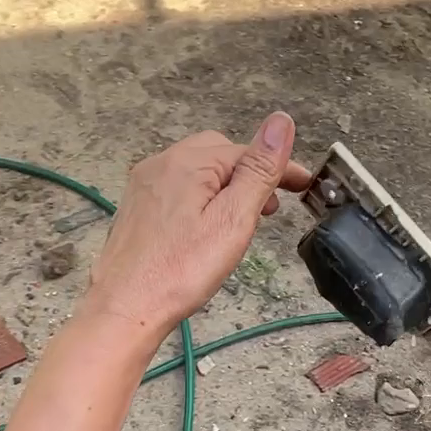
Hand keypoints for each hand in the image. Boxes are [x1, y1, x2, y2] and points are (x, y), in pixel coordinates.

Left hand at [84, 113, 310, 333]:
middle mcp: (162, 164)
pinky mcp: (138, 207)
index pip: (247, 152)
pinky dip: (203, 198)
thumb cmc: (179, 271)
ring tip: (242, 222)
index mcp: (189, 163)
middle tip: (272, 208)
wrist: (126, 307)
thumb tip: (280, 123)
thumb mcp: (233, 219)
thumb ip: (259, 171)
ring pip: (198, 171)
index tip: (304, 185)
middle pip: (220, 155)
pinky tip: (208, 228)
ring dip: (227, 187)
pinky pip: (179, 188)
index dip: (280, 167)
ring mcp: (146, 185)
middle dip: (250, 175)